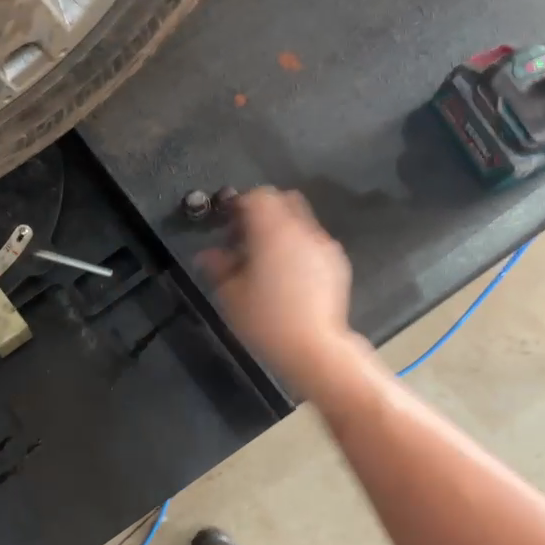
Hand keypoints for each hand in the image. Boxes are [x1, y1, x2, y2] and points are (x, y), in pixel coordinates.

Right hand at [199, 188, 369, 391]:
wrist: (314, 348)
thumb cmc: (265, 320)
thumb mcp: (230, 295)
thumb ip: (217, 266)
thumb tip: (206, 254)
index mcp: (273, 231)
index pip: (258, 197)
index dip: (239, 204)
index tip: (226, 224)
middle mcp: (302, 230)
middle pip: (283, 200)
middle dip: (263, 211)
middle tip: (245, 237)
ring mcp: (324, 245)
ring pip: (300, 221)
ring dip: (281, 230)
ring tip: (266, 260)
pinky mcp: (337, 263)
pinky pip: (313, 242)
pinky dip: (298, 247)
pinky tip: (288, 277)